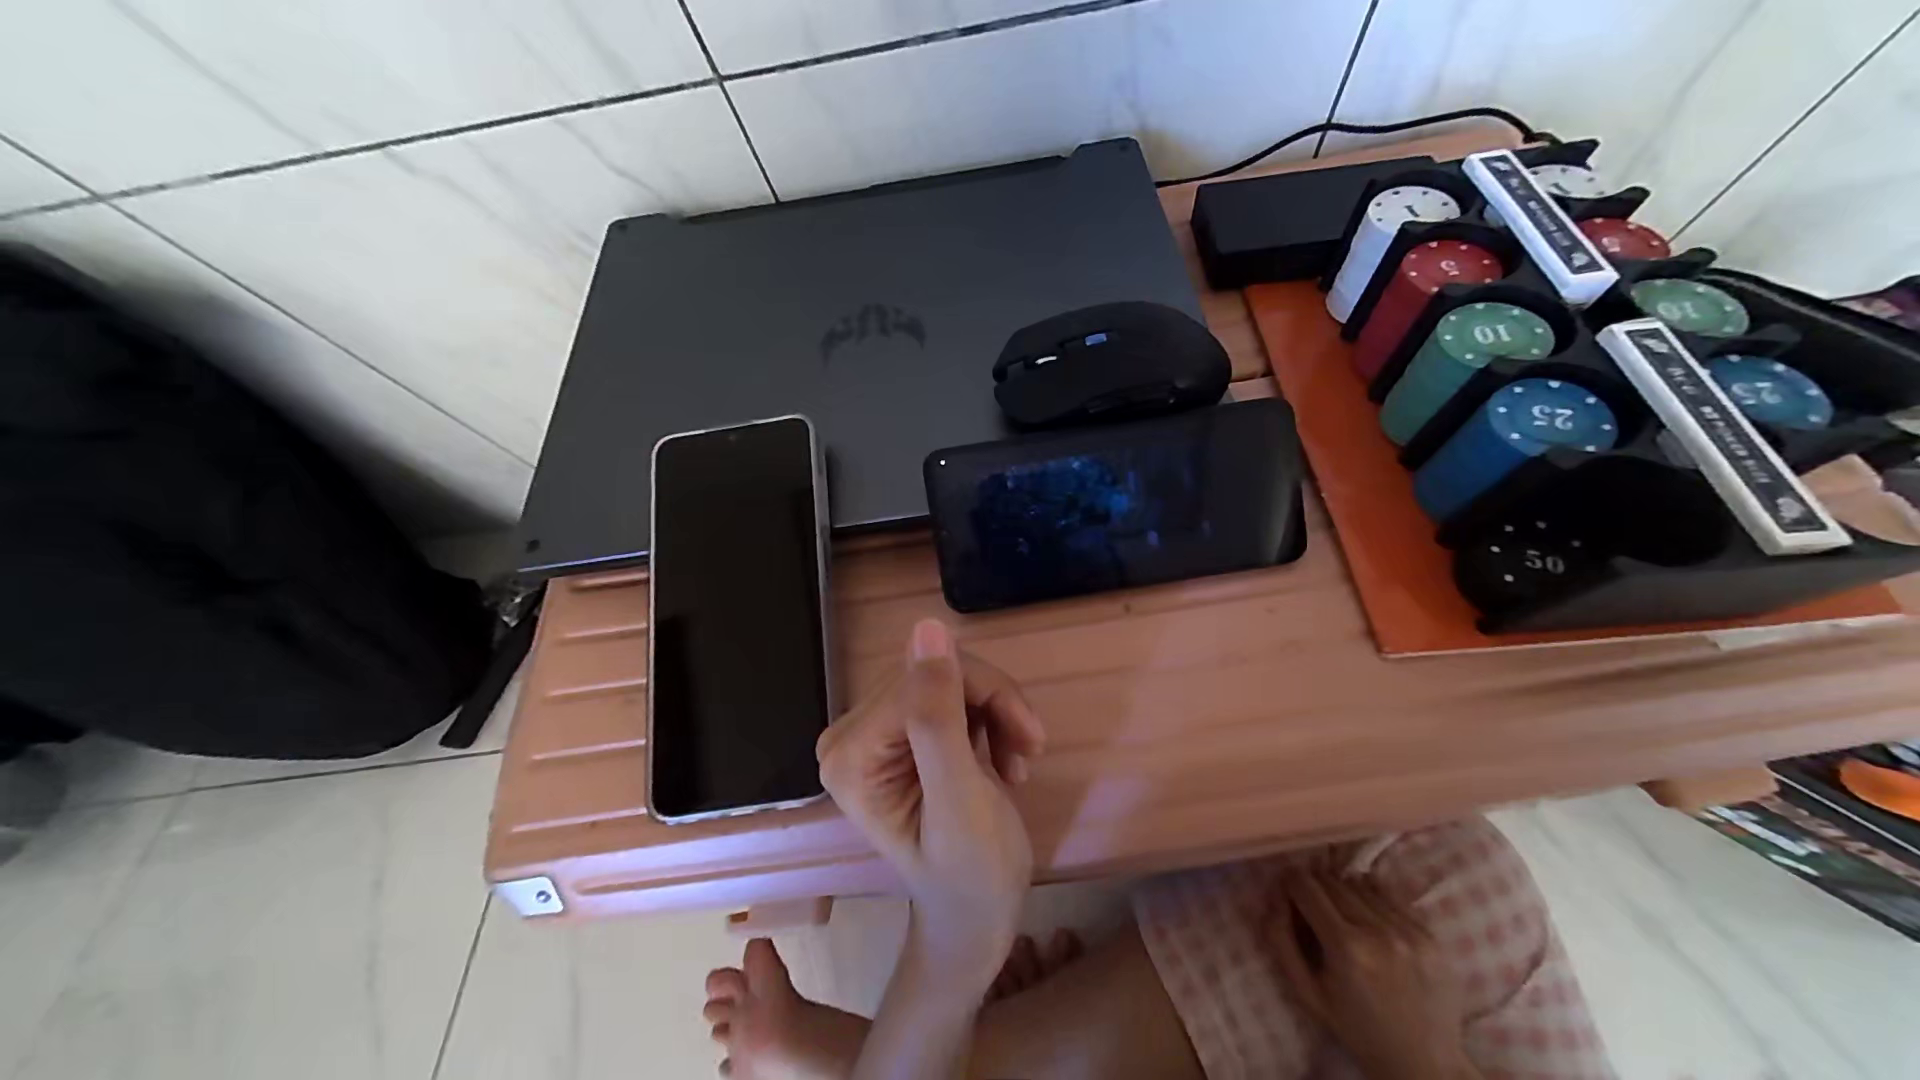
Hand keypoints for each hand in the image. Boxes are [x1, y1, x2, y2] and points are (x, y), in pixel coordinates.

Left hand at [817, 618, 1043, 994]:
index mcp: (850, 752)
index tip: (1030, 737)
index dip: (982, 693)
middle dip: (992, 704)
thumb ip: (938, 716)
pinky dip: (990, 717)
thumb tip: (926, 626)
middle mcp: (852, 733)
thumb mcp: (958, 799)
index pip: (919, 681)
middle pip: (932, 673)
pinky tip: (1006, 756)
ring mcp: (877, 732)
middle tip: (1029, 746)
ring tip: (1021, 757)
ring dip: (997, 711)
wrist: (979, 913)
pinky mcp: (905, 730)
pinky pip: (953, 692)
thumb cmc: (970, 875)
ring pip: (949, 676)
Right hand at [1264, 858, 1480, 1079]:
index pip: (1305, 885)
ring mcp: (1410, 933)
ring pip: (1360, 882)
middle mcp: (1380, 933)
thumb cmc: (1355, 1027)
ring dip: (1345, 892)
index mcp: (1346, 947)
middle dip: (1316, 888)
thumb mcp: (1305, 991)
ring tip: (1345, 917)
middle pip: (1332, 880)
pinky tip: (1371, 921)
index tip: (1289, 894)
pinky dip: (1373, 898)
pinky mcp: (1431, 935)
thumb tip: (1274, 895)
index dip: (1291, 885)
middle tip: (1315, 909)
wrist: (1423, 1062)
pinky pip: (1390, 894)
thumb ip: (1280, 939)